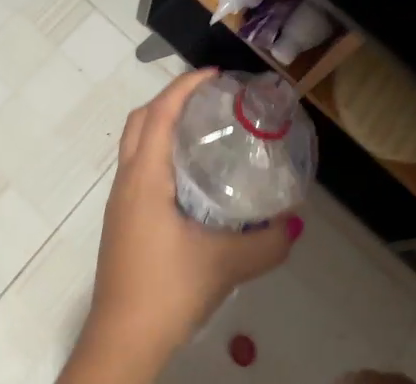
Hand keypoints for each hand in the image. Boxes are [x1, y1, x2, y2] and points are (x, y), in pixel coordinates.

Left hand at [66, 69, 299, 381]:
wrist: (122, 340)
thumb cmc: (167, 290)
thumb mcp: (224, 265)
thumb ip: (265, 243)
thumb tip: (295, 223)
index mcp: (144, 177)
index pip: (160, 113)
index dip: (184, 87)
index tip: (214, 75)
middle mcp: (126, 182)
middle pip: (141, 121)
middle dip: (171, 100)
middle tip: (210, 100)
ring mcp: (120, 203)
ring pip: (135, 145)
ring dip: (163, 127)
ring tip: (203, 133)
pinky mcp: (122, 223)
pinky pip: (138, 169)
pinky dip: (160, 155)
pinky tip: (190, 180)